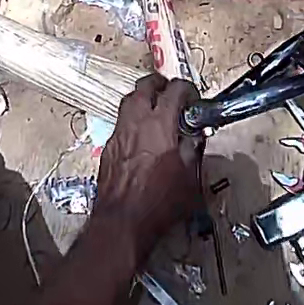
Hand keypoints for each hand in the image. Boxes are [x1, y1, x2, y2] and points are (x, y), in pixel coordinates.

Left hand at [90, 75, 203, 256]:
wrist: (122, 221)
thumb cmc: (160, 202)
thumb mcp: (189, 178)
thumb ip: (193, 151)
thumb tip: (195, 137)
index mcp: (160, 125)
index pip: (174, 91)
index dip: (186, 89)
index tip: (193, 97)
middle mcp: (137, 122)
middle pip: (144, 86)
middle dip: (159, 83)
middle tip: (169, 91)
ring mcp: (119, 132)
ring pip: (129, 101)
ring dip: (142, 98)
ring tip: (154, 107)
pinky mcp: (108, 146)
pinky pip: (121, 122)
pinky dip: (132, 120)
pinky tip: (140, 135)